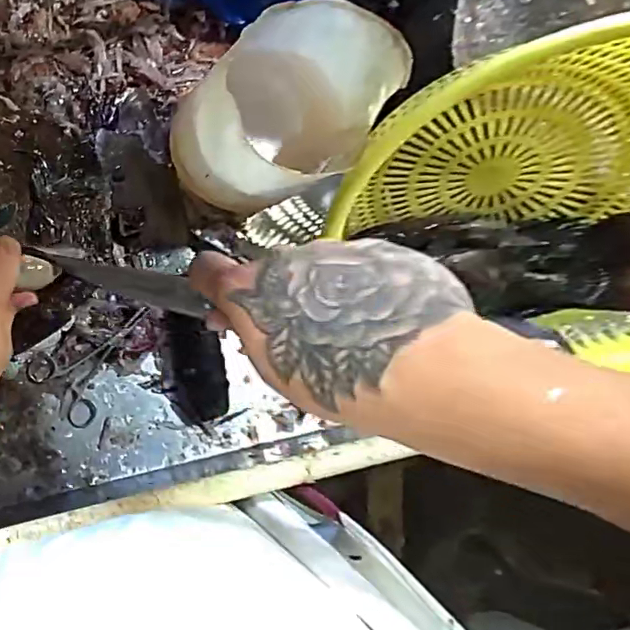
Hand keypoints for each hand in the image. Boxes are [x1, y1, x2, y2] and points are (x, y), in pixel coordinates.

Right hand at [189, 240, 474, 421]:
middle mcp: (291, 258)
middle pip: (270, 273)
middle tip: (294, 334)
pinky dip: (360, 290)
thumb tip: (236, 316)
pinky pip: (357, 269)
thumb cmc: (337, 378)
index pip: (208, 269)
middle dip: (273, 297)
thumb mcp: (270, 369)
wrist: (420, 367)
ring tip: (348, 336)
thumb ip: (247, 331)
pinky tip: (378, 323)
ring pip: (315, 269)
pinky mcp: (381, 252)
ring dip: (319, 293)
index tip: (218, 301)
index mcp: (254, 289)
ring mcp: (338, 251)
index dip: (208, 285)